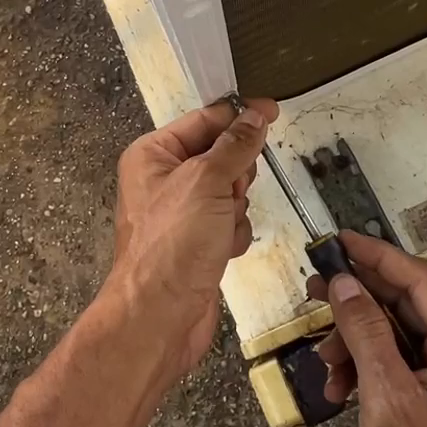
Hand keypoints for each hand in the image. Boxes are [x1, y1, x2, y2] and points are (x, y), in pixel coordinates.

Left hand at [105, 97, 279, 380]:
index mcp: (153, 153)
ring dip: (235, 208)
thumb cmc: (174, 241)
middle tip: (230, 192)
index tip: (272, 110)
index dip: (238, 115)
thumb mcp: (206, 181)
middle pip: (221, 155)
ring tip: (221, 227)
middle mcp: (163, 177)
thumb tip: (255, 113)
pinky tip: (224, 250)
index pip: (204, 120)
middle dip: (234, 175)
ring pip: (230, 190)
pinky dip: (234, 233)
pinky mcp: (196, 241)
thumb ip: (235, 145)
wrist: (159, 317)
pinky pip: (230, 221)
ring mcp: (181, 211)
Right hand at [305, 230, 426, 426]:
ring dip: (351, 340)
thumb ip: (367, 334)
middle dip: (357, 299)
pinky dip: (358, 369)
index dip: (379, 256)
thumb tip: (344, 280)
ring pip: (392, 336)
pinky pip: (390, 366)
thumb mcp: (390, 401)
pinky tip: (335, 386)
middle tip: (313, 288)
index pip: (423, 283)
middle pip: (405, 306)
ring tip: (322, 357)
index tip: (338, 239)